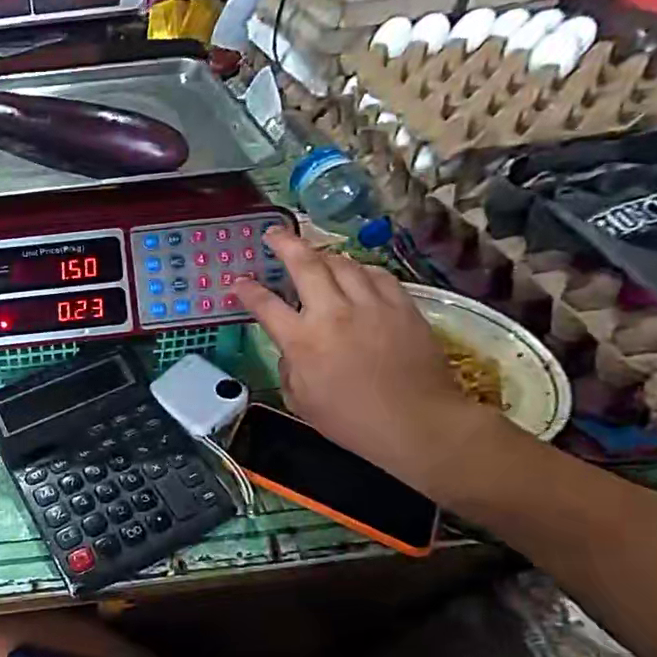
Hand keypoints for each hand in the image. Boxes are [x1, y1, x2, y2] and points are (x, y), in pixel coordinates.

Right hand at [236, 228, 488, 480]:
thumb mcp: (300, 401)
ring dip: (323, 254)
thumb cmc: (352, 421)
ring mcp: (370, 304)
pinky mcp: (401, 305)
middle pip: (304, 264)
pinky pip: (375, 274)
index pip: (265, 304)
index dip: (247, 289)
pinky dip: (359, 269)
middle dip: (284, 244)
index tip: (238, 281)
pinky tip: (355, 272)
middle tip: (273, 234)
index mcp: (302, 340)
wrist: (418, 422)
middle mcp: (332, 312)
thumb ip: (288, 367)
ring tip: (314, 253)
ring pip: (342, 262)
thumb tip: (290, 348)